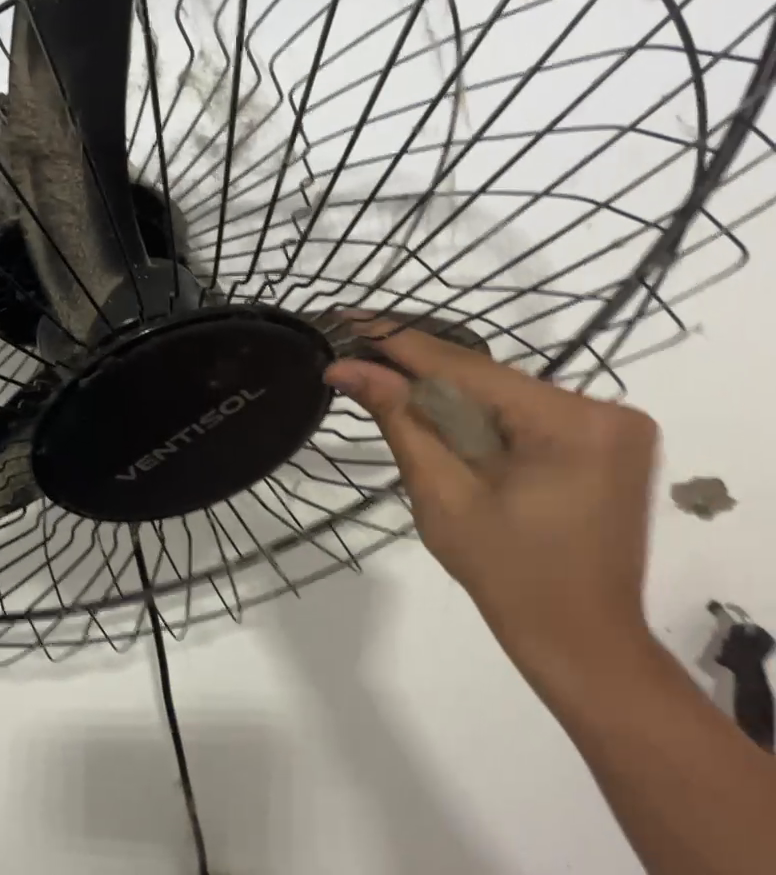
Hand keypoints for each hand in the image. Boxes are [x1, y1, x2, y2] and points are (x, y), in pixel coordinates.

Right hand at [324, 327, 659, 670]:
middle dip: (413, 366)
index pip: (464, 368)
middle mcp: (603, 410)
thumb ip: (399, 419)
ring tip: (373, 372)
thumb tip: (344, 368)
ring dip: (438, 389)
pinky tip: (425, 407)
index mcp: (572, 422)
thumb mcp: (441, 491)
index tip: (343, 318)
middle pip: (484, 377)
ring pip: (498, 392)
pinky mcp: (601, 442)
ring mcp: (609, 425)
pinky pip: (519, 411)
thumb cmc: (505, 570)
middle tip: (348, 347)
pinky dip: (470, 411)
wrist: (578, 633)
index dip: (396, 342)